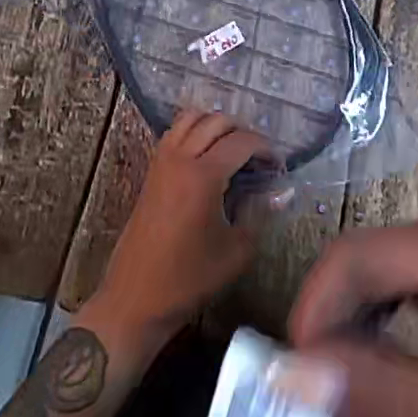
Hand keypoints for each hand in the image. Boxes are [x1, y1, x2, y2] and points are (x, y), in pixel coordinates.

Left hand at [80, 109, 270, 345]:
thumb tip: (281, 192)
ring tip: (233, 149)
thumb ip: (260, 213)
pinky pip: (175, 133)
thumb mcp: (236, 250)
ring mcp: (162, 162)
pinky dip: (194, 132)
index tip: (279, 165)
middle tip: (259, 157)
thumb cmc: (189, 278)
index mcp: (204, 175)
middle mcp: (181, 158)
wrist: (136, 298)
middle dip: (243, 132)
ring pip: (191, 119)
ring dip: (215, 125)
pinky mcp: (151, 171)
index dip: (266, 149)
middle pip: (216, 122)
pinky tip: (207, 156)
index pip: (242, 142)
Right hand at [288, 210, 417, 416]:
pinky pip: (406, 313)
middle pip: (361, 276)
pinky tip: (388, 414)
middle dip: (338, 348)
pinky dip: (386, 362)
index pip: (351, 257)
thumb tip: (290, 367)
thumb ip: (385, 390)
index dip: (314, 316)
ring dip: (359, 363)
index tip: (297, 388)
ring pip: (378, 297)